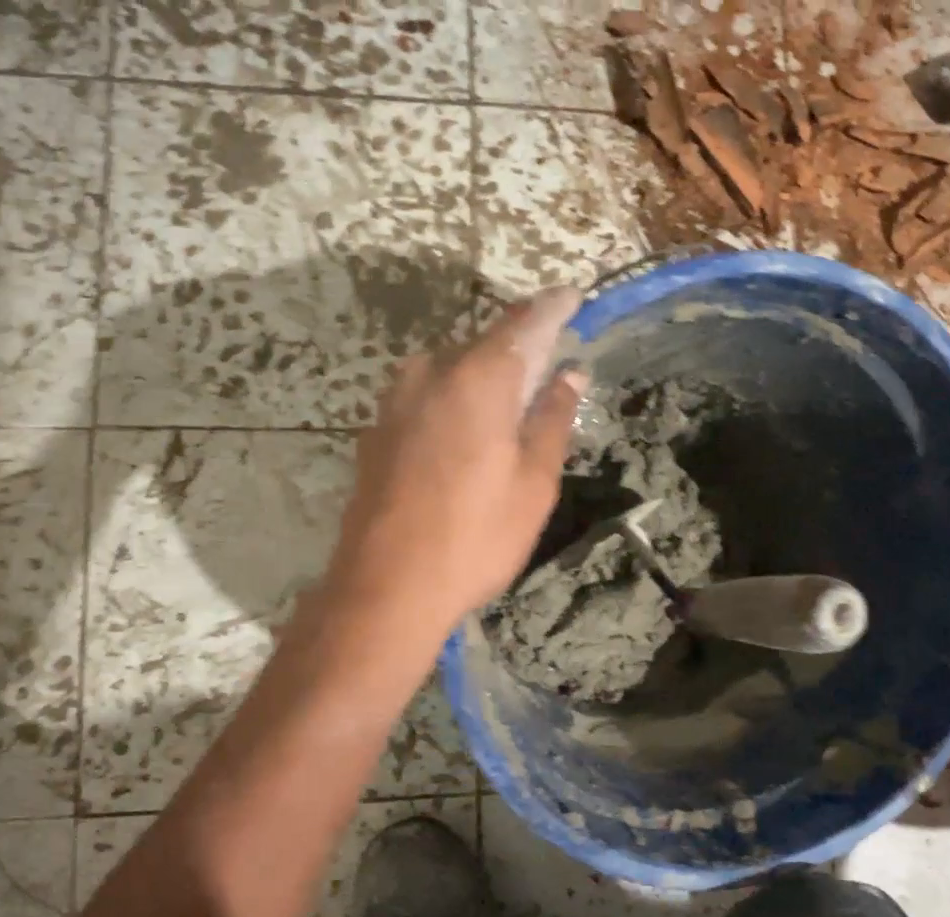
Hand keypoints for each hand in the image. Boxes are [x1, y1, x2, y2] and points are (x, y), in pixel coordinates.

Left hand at [324, 288, 587, 632]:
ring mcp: (396, 401)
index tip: (572, 296)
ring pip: (452, 373)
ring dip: (484, 381)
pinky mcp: (377, 431)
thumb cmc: (475, 537)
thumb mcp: (534, 483)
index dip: (552, 308)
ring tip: (510, 410)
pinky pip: (428, 399)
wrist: (385, 586)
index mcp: (478, 378)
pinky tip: (467, 438)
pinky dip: (455, 404)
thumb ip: (552, 419)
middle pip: (485, 347)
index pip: (524, 324)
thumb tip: (569, 373)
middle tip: (550, 370)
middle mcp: (431, 373)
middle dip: (519, 353)